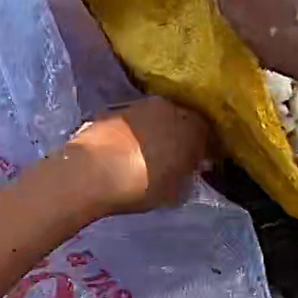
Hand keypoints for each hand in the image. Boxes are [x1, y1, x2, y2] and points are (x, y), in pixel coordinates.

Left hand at [58, 95, 211, 215]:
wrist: (91, 172)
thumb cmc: (141, 185)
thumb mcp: (174, 192)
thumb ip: (186, 177)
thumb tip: (187, 171)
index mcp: (191, 125)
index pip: (206, 133)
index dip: (202, 150)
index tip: (197, 164)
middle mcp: (166, 107)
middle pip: (178, 120)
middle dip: (177, 137)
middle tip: (172, 159)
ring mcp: (136, 105)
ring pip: (152, 119)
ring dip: (152, 134)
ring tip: (144, 157)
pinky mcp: (110, 111)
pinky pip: (129, 125)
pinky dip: (130, 136)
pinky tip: (123, 153)